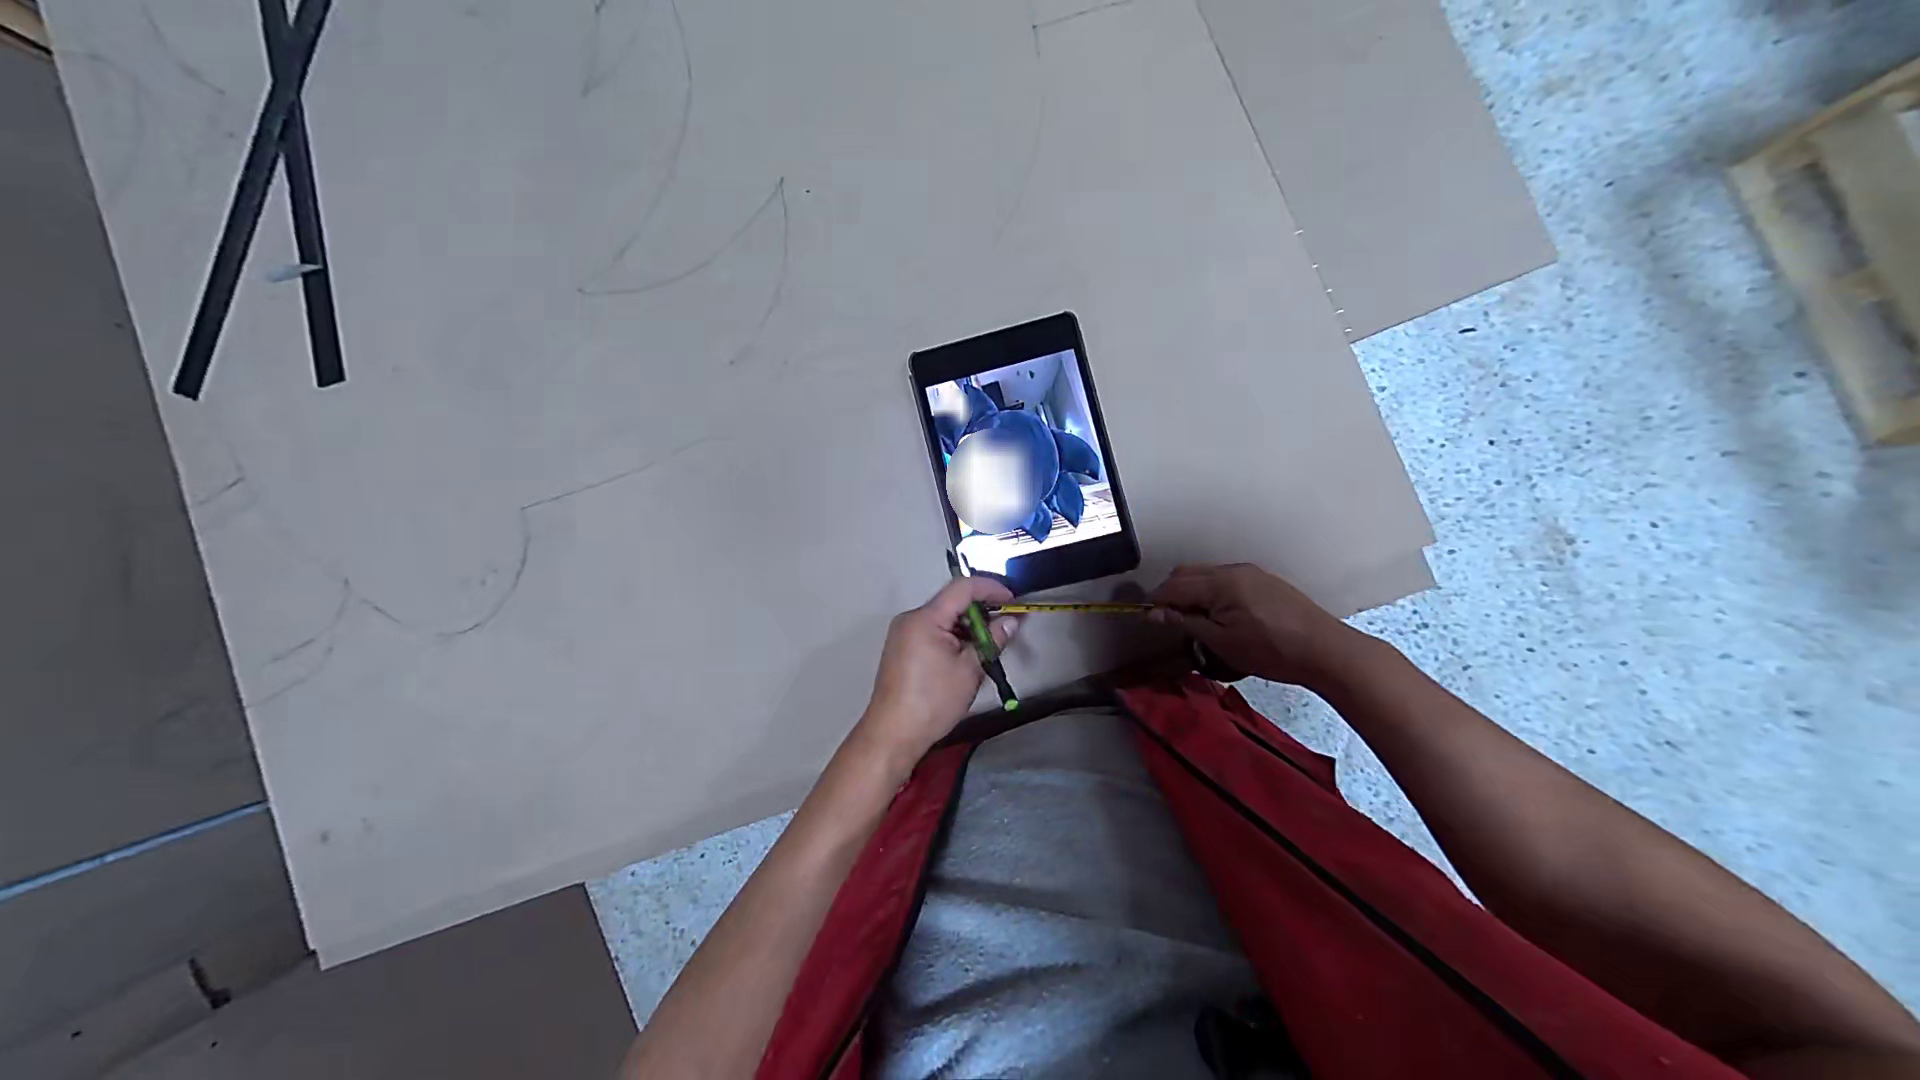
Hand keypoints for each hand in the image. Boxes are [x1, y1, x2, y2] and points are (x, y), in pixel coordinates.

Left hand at [857, 577, 1017, 762]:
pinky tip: (966, 656)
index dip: (991, 589)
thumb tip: (1010, 621)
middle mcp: (910, 619)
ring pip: (943, 618)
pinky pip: (932, 631)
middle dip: (981, 612)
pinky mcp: (902, 648)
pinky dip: (952, 637)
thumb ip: (992, 640)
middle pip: (952, 602)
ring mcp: (903, 633)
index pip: (962, 587)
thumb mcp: (970, 670)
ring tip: (987, 648)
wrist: (893, 733)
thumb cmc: (931, 703)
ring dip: (967, 627)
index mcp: (925, 618)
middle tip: (1005, 627)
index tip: (1011, 601)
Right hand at [1149, 563, 1366, 689]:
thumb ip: (1186, 623)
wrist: (1325, 651)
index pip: (1174, 585)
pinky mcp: (1265, 581)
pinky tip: (1220, 616)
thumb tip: (1156, 613)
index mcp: (1220, 583)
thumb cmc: (1273, 651)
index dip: (1156, 601)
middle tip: (1170, 621)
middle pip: (1187, 573)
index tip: (1148, 618)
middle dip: (1171, 593)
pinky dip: (1212, 592)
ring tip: (1196, 622)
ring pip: (1206, 575)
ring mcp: (1251, 573)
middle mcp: (1234, 570)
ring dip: (1192, 592)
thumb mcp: (1222, 643)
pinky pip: (1226, 579)